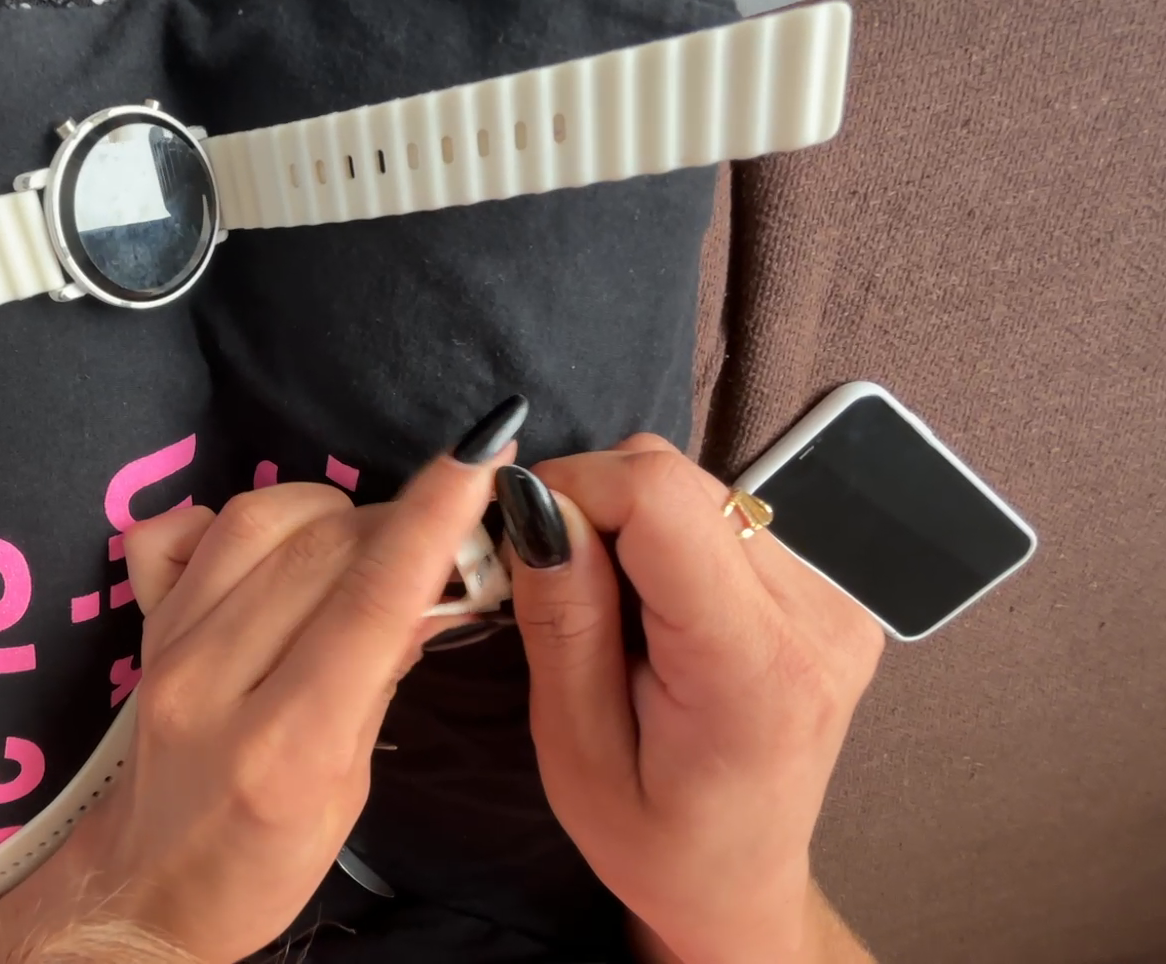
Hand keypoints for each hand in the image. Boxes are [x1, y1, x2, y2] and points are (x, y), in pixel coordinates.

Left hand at [0, 399, 524, 962]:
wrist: (149, 880)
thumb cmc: (264, 857)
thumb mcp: (350, 789)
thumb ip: (381, 674)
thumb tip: (430, 580)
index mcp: (285, 747)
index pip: (370, 602)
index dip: (431, 519)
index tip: (478, 456)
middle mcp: (213, 679)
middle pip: (317, 549)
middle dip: (391, 521)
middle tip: (426, 536)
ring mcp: (166, 644)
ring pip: (254, 520)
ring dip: (325, 511)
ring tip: (353, 541)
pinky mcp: (142, 624)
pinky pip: (179, 530)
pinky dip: (231, 516)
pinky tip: (267, 547)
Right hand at [501, 435, 884, 963]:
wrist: (738, 877)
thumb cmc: (647, 832)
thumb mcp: (573, 743)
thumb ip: (561, 618)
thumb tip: (537, 505)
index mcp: (754, 662)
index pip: (658, 496)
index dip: (570, 488)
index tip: (522, 537)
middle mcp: (815, 609)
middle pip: (670, 476)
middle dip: (585, 504)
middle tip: (551, 576)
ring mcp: (830, 591)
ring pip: (684, 480)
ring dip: (616, 517)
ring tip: (599, 597)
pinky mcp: (819, 582)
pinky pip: (706, 505)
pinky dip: (650, 530)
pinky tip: (642, 595)